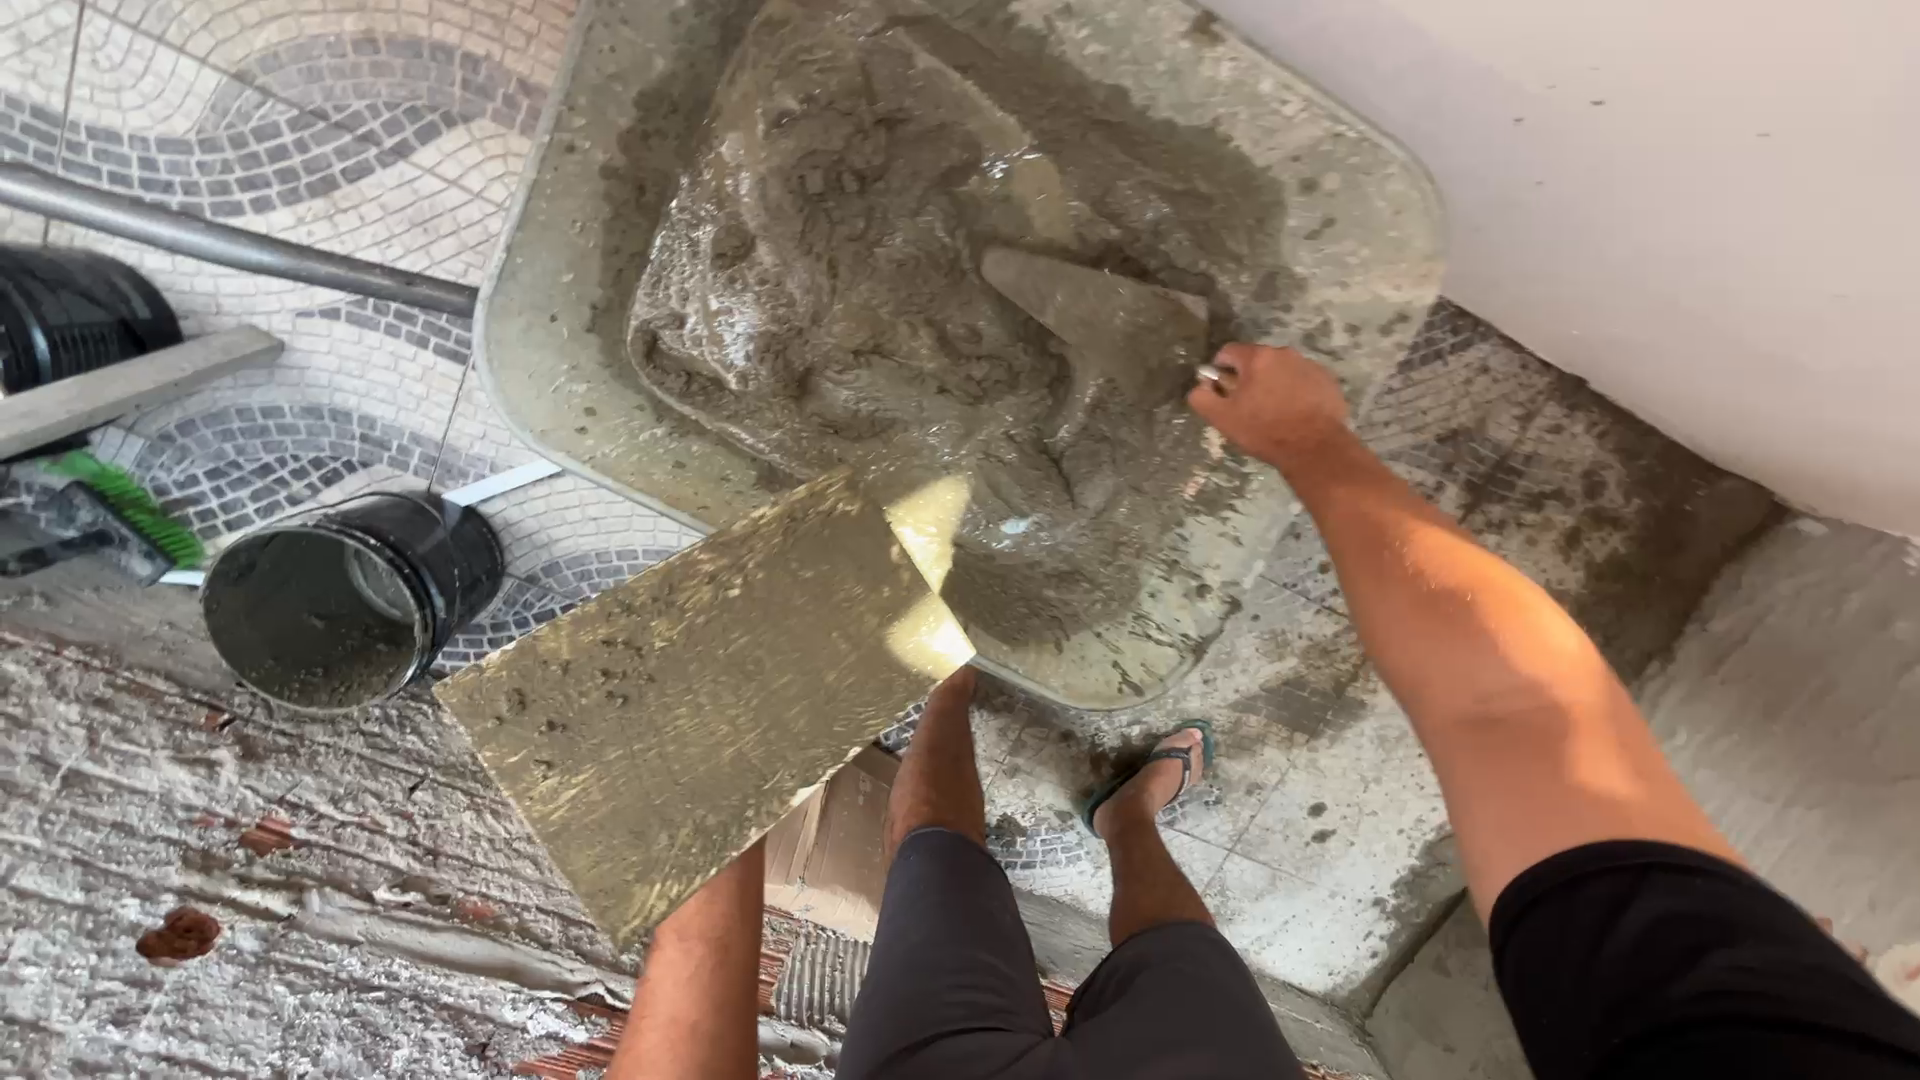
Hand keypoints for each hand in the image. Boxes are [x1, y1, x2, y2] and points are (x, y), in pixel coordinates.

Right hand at [1187, 343, 1350, 465]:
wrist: (1313, 447)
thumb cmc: (1263, 430)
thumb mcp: (1221, 418)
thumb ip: (1201, 397)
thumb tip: (1200, 386)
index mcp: (1257, 358)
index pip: (1228, 352)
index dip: (1220, 370)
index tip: (1222, 391)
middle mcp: (1284, 353)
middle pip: (1256, 360)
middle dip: (1248, 378)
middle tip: (1247, 406)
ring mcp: (1309, 365)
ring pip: (1280, 370)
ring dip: (1272, 384)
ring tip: (1273, 412)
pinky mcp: (1326, 380)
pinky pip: (1301, 380)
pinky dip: (1294, 391)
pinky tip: (1294, 414)